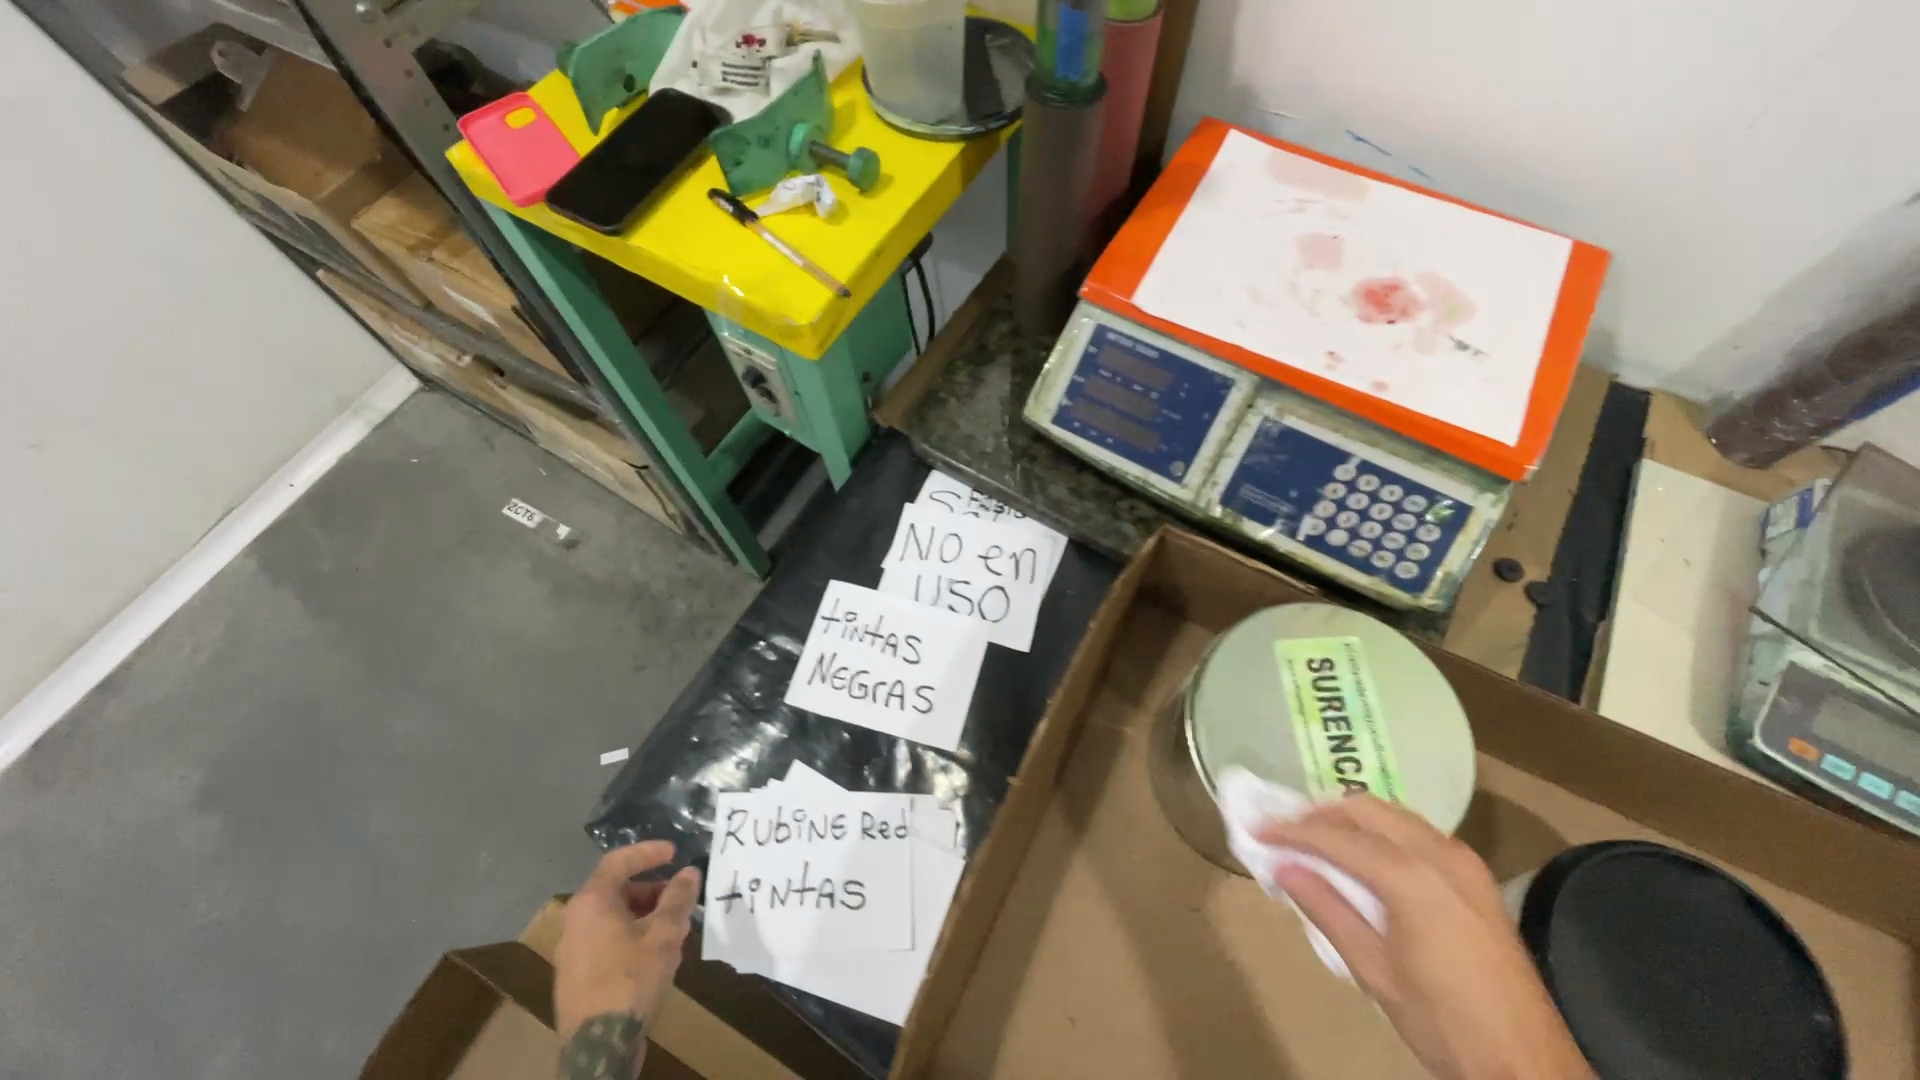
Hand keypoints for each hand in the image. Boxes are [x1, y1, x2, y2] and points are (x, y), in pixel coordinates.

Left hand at [554, 841, 700, 1046]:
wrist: (598, 1045)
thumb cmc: (631, 978)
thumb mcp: (664, 934)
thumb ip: (678, 899)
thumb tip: (689, 872)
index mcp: (591, 903)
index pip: (618, 861)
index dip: (648, 852)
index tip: (675, 852)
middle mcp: (575, 922)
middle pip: (616, 891)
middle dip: (653, 890)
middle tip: (680, 898)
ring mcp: (572, 952)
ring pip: (614, 919)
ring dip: (645, 916)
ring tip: (675, 930)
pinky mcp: (577, 977)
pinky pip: (608, 942)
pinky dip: (633, 937)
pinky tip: (656, 956)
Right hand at [1259, 798, 1592, 1079]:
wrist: (1527, 1061)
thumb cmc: (1443, 1022)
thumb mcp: (1374, 970)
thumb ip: (1327, 909)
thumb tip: (1284, 867)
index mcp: (1412, 879)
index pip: (1337, 838)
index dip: (1292, 832)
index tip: (1257, 829)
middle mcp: (1440, 855)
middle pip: (1367, 810)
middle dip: (1320, 815)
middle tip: (1285, 832)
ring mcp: (1464, 862)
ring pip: (1394, 815)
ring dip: (1352, 820)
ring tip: (1317, 841)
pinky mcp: (1476, 876)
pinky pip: (1418, 833)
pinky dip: (1383, 832)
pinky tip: (1365, 856)